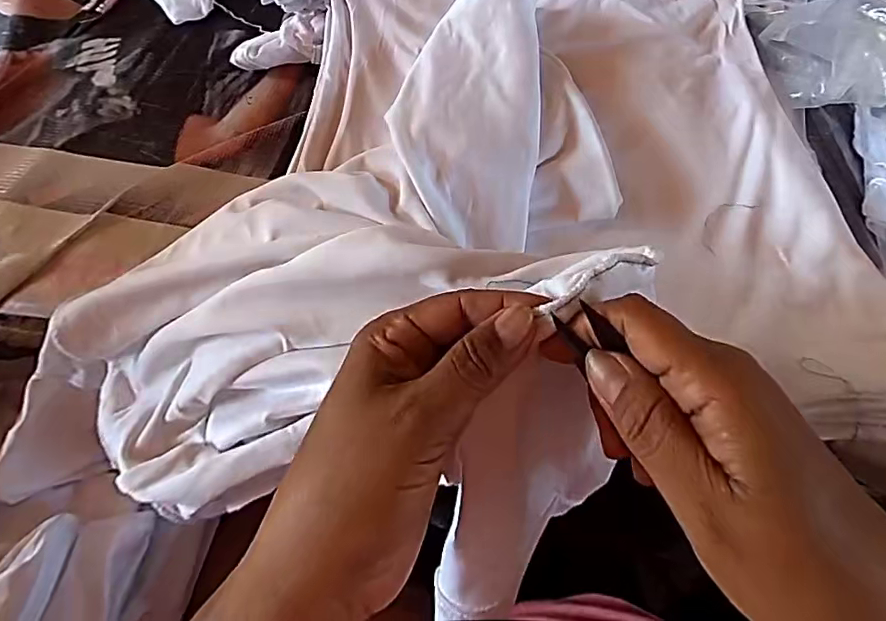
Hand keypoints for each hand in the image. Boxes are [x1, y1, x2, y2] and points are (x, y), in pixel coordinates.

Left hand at [198, 290, 550, 620]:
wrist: (321, 580)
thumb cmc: (349, 490)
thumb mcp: (417, 418)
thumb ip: (472, 366)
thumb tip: (519, 319)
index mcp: (388, 339)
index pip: (458, 306)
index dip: (506, 307)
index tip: (555, 316)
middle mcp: (403, 362)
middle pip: (468, 334)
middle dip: (513, 336)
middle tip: (565, 343)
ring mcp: (417, 402)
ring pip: (474, 370)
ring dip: (511, 369)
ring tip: (557, 368)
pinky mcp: (431, 440)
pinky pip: (473, 406)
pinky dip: (500, 402)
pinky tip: (527, 405)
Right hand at [577, 295, 885, 620]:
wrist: (883, 608)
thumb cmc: (794, 567)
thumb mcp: (703, 504)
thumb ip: (646, 423)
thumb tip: (596, 356)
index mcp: (717, 377)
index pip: (634, 315)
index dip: (585, 322)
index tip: (547, 355)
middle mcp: (728, 366)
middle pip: (642, 338)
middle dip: (609, 376)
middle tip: (610, 445)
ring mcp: (740, 388)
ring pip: (658, 367)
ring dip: (631, 404)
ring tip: (637, 465)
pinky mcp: (745, 411)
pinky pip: (682, 392)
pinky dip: (657, 419)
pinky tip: (662, 469)